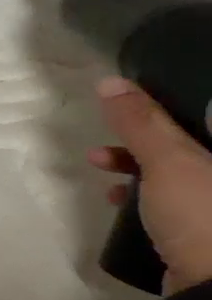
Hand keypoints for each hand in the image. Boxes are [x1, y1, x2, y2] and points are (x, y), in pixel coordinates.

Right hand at [90, 77, 211, 293]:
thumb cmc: (208, 217)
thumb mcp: (170, 162)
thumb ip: (141, 123)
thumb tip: (110, 82)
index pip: (208, 120)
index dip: (172, 109)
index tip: (134, 109)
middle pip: (196, 146)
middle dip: (147, 138)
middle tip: (110, 137)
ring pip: (185, 173)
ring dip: (140, 165)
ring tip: (100, 166)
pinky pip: (181, 201)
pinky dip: (149, 194)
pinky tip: (118, 199)